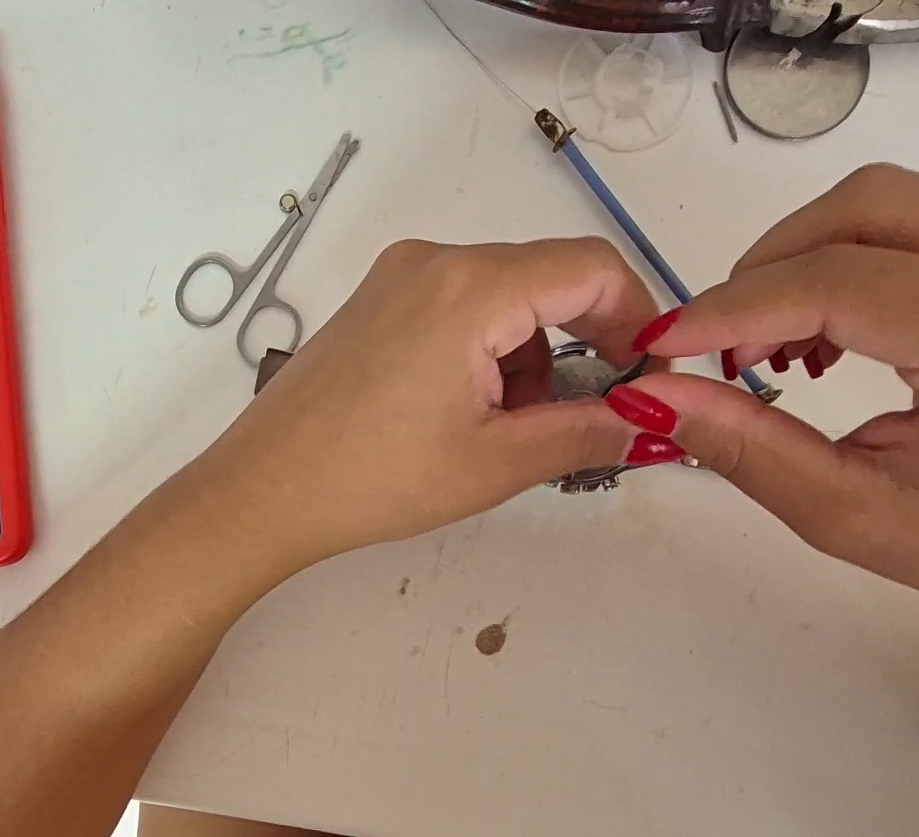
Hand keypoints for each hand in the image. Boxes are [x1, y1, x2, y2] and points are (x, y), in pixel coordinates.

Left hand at [179, 238, 665, 569]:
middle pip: (545, 280)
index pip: (592, 268)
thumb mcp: (496, 463)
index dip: (637, 320)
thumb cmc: (374, 480)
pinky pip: (455, 310)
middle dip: (579, 347)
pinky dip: (482, 354)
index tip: (648, 378)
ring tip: (505, 431)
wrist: (263, 493)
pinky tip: (464, 412)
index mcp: (470, 286)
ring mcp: (395, 279)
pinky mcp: (373, 305)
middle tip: (583, 417)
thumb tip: (655, 418)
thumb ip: (589, 433)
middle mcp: (432, 262)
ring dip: (527, 359)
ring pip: (501, 300)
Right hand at [623, 164, 918, 632]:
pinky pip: (909, 222)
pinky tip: (816, 333)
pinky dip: (833, 264)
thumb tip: (646, 393)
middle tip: (718, 349)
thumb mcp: (837, 512)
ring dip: (795, 264)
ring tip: (766, 347)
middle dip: (764, 271)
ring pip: (884, 204)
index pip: (848, 284)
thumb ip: (739, 444)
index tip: (659, 345)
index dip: (735, 307)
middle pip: (868, 209)